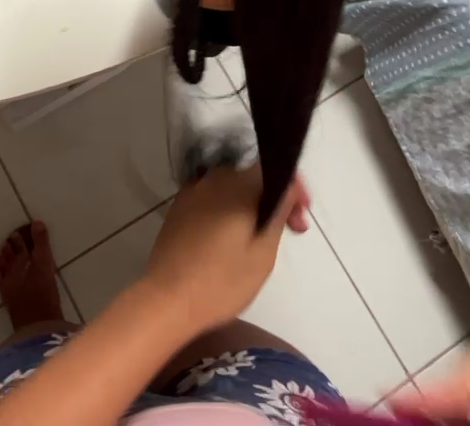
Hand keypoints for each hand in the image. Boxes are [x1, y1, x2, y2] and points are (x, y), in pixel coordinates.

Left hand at [139, 165, 309, 332]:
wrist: (167, 298)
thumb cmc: (221, 281)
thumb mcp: (262, 253)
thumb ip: (278, 213)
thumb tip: (287, 189)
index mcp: (236, 185)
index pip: (274, 170)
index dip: (294, 190)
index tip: (301, 218)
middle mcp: (213, 179)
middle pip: (252, 178)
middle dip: (274, 199)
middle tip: (289, 232)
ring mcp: (192, 191)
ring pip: (231, 189)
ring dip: (251, 205)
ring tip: (261, 238)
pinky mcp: (179, 207)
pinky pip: (212, 199)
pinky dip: (228, 210)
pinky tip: (231, 238)